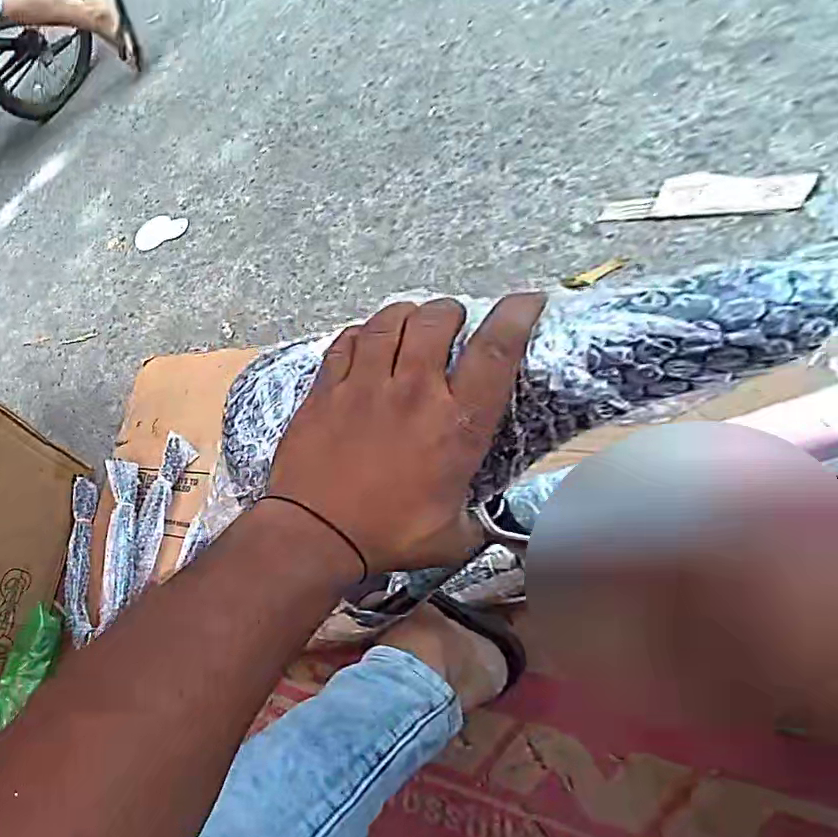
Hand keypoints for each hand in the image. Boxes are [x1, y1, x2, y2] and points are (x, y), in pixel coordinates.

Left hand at [265, 294, 546, 573]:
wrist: (314, 529)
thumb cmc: (383, 535)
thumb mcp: (453, 532)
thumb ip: (473, 518)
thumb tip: (481, 525)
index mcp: (459, 423)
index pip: (497, 350)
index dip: (514, 316)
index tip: (523, 301)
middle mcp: (412, 395)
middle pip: (434, 323)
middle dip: (447, 312)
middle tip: (447, 318)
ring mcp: (360, 390)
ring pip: (384, 326)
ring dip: (400, 315)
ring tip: (406, 318)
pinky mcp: (320, 395)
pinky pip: (340, 347)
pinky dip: (355, 335)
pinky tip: (360, 338)